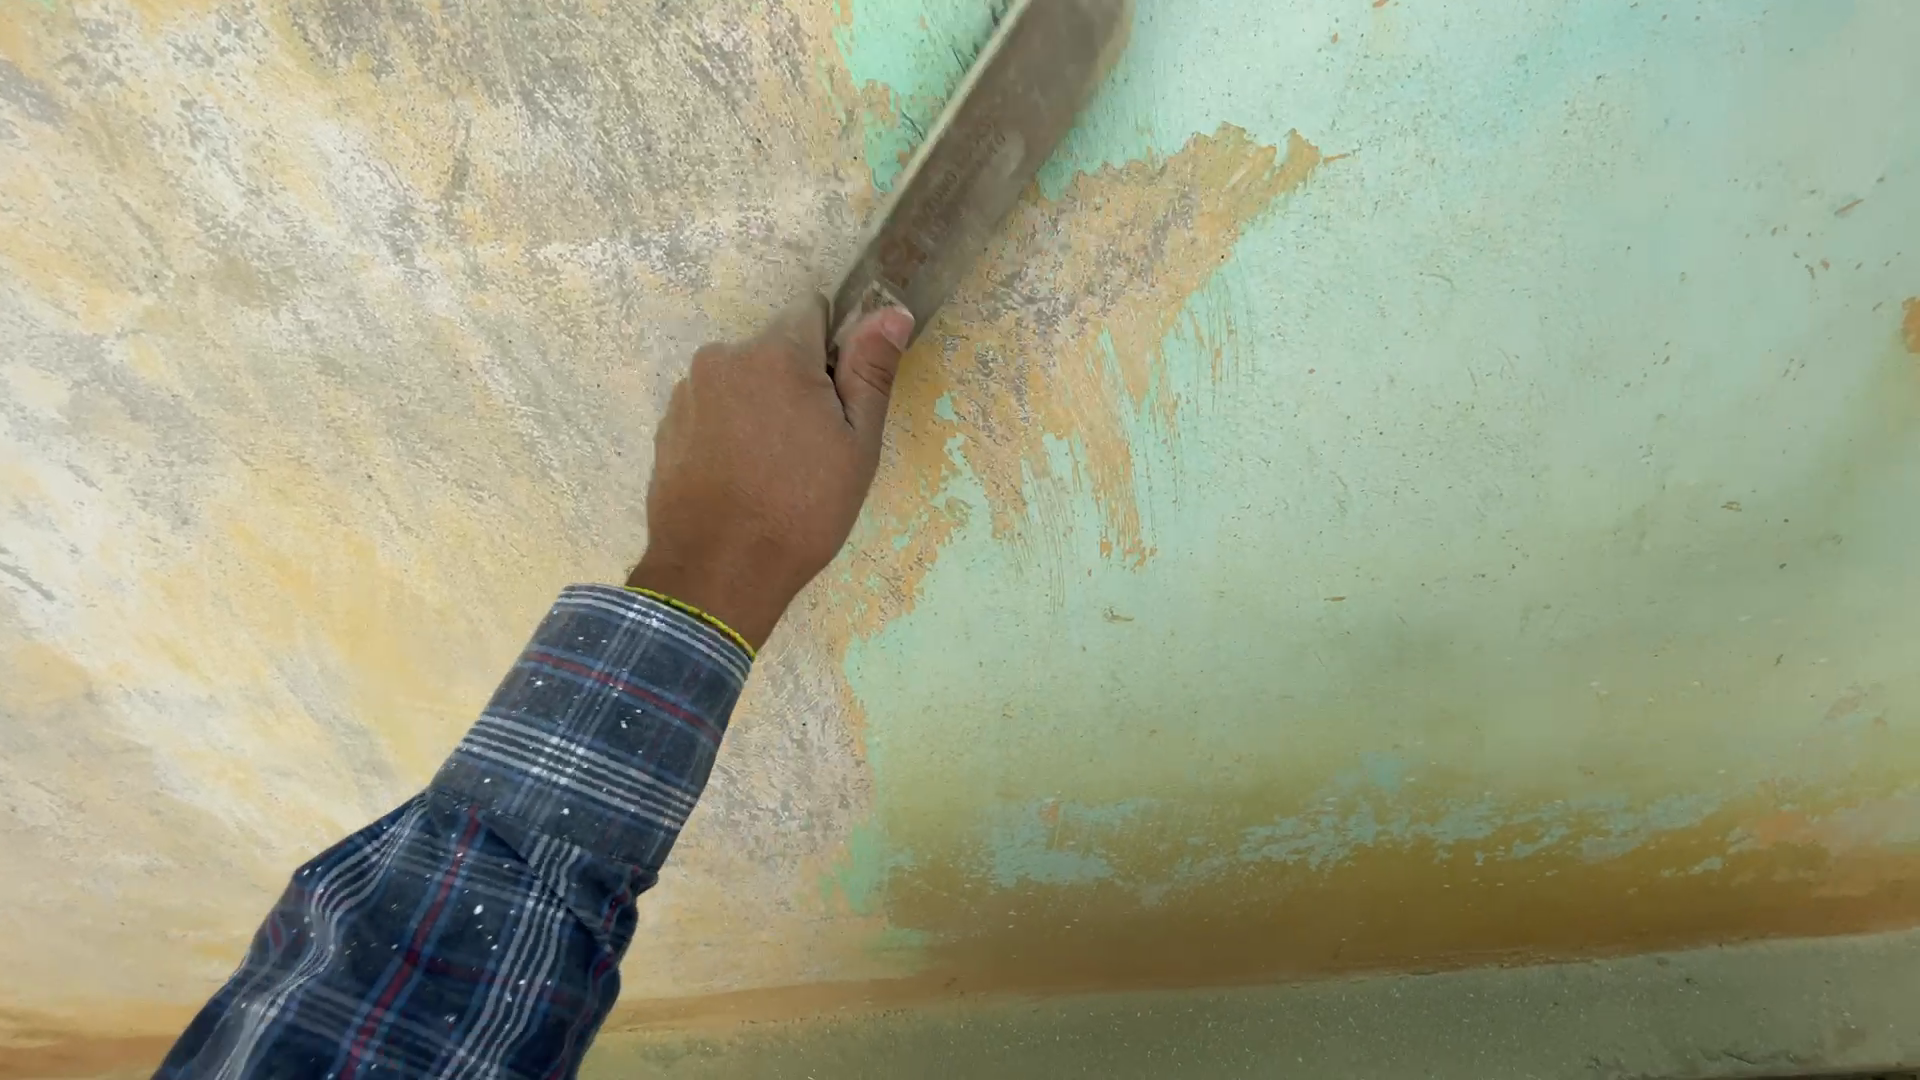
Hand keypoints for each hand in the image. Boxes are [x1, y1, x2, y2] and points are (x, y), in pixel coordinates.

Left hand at [628, 295, 914, 649]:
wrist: (719, 571)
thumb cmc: (803, 509)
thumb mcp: (857, 444)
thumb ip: (871, 371)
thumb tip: (893, 312)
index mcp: (777, 353)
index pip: (814, 310)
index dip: (835, 348)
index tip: (840, 396)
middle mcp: (724, 357)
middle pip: (775, 349)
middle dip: (796, 380)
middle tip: (812, 445)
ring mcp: (688, 392)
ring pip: (742, 380)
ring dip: (760, 404)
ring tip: (772, 468)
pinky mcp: (667, 426)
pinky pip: (712, 409)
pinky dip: (730, 429)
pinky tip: (739, 477)